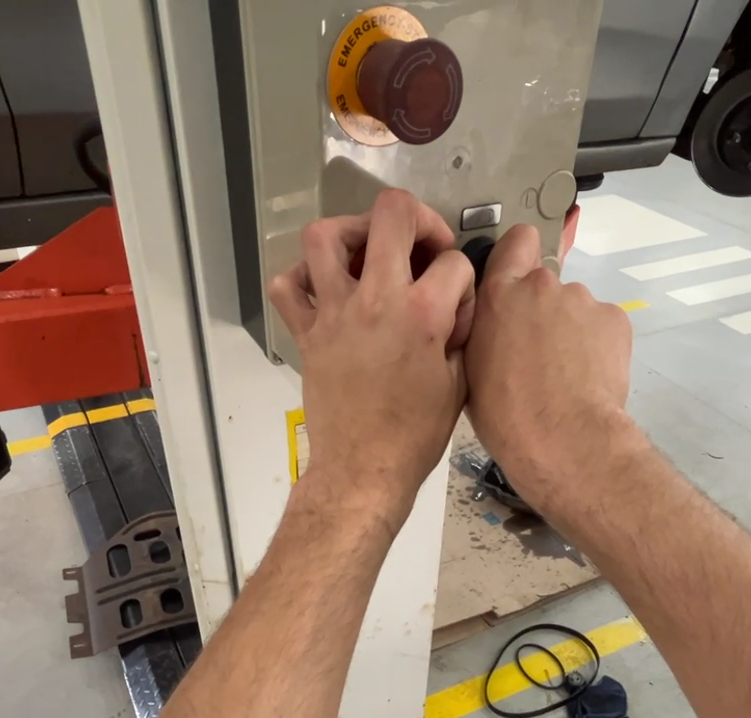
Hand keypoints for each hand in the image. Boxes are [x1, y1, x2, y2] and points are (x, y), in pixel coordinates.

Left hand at [268, 189, 475, 525]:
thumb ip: (458, 333)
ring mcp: (334, 314)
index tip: (456, 308)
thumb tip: (452, 306)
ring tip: (367, 254)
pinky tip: (325, 289)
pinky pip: (287, 286)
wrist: (364, 469)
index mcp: (422, 314)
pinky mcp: (306, 333)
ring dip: (351, 233)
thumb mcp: (458, 383)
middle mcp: (375, 301)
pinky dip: (301, 278)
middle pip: (392, 214)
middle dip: (417, 219)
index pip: (453, 261)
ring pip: (325, 236)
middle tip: (420, 246)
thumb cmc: (415, 435)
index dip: (463, 279)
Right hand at [461, 224, 632, 509]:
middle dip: (542, 310)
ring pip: (574, 309)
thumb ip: (485, 330)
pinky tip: (588, 379)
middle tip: (537, 356)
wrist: (563, 440)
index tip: (516, 285)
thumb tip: (497, 326)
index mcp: (499, 295)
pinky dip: (596, 347)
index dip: (518, 257)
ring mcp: (584, 300)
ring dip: (569, 332)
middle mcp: (543, 285)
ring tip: (565, 377)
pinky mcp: (616, 319)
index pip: (516, 241)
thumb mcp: (472, 369)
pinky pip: (601, 326)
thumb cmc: (503, 414)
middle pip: (544, 284)